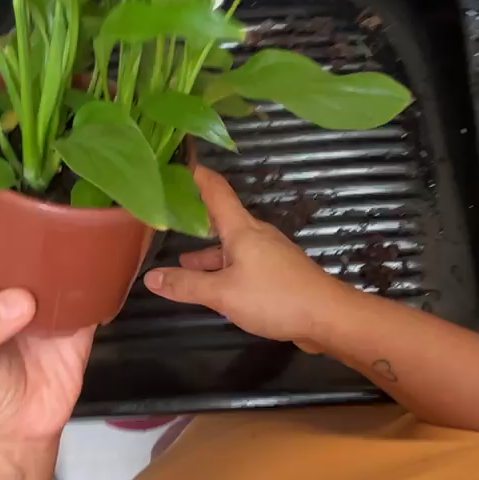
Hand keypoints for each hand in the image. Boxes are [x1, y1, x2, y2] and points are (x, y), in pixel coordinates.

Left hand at [0, 197, 95, 449]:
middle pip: (21, 226)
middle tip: (57, 156)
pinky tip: (120, 235)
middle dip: (32, 195)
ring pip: (60, 248)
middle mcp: (10, 276)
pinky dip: (106, 262)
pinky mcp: (79, 315)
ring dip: (73, 223)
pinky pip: (93, 283)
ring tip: (94, 185)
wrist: (13, 437)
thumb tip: (20, 299)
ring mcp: (48, 294)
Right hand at [143, 167, 357, 349]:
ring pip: (232, 247)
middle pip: (222, 221)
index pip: (216, 191)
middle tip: (168, 217)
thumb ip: (186, 285)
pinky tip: (216, 287)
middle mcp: (256, 235)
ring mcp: (270, 254)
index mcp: (242, 229)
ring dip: (209, 254)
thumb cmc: (274, 297)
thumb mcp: (222, 294)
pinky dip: (225, 270)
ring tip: (183, 264)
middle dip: (196, 220)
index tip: (177, 163)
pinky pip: (244, 265)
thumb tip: (150, 277)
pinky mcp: (278, 274)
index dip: (197, 175)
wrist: (328, 316)